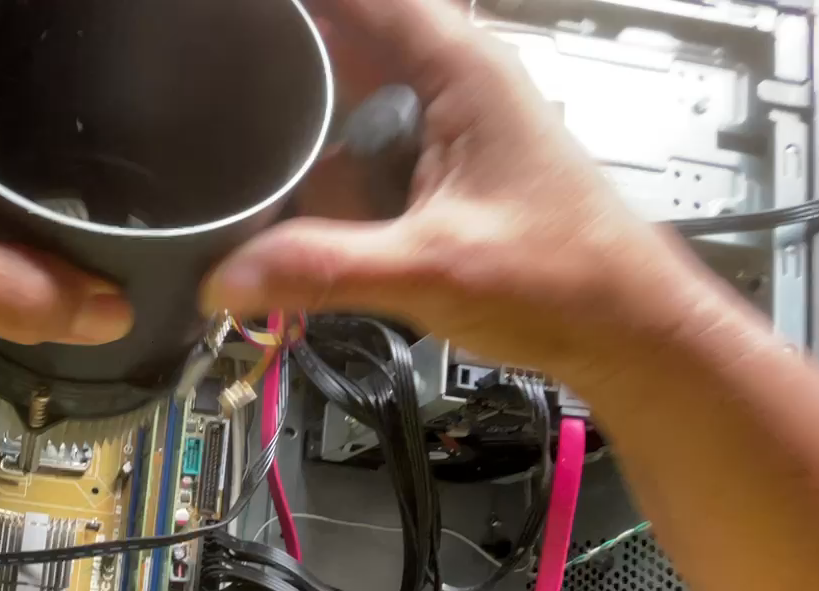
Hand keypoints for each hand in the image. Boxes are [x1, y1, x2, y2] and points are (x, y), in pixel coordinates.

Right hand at [202, 0, 757, 391]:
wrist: (609, 330)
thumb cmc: (559, 278)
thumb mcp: (432, 267)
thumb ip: (325, 268)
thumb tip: (226, 277)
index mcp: (458, 70)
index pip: (364, 1)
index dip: (300, 9)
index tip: (232, 21)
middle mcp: (440, 91)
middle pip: (337, 55)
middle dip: (281, 75)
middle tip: (209, 102)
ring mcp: (427, 141)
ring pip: (335, 121)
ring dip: (292, 146)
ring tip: (234, 179)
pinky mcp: (418, 188)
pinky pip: (347, 175)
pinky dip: (313, 195)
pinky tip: (279, 225)